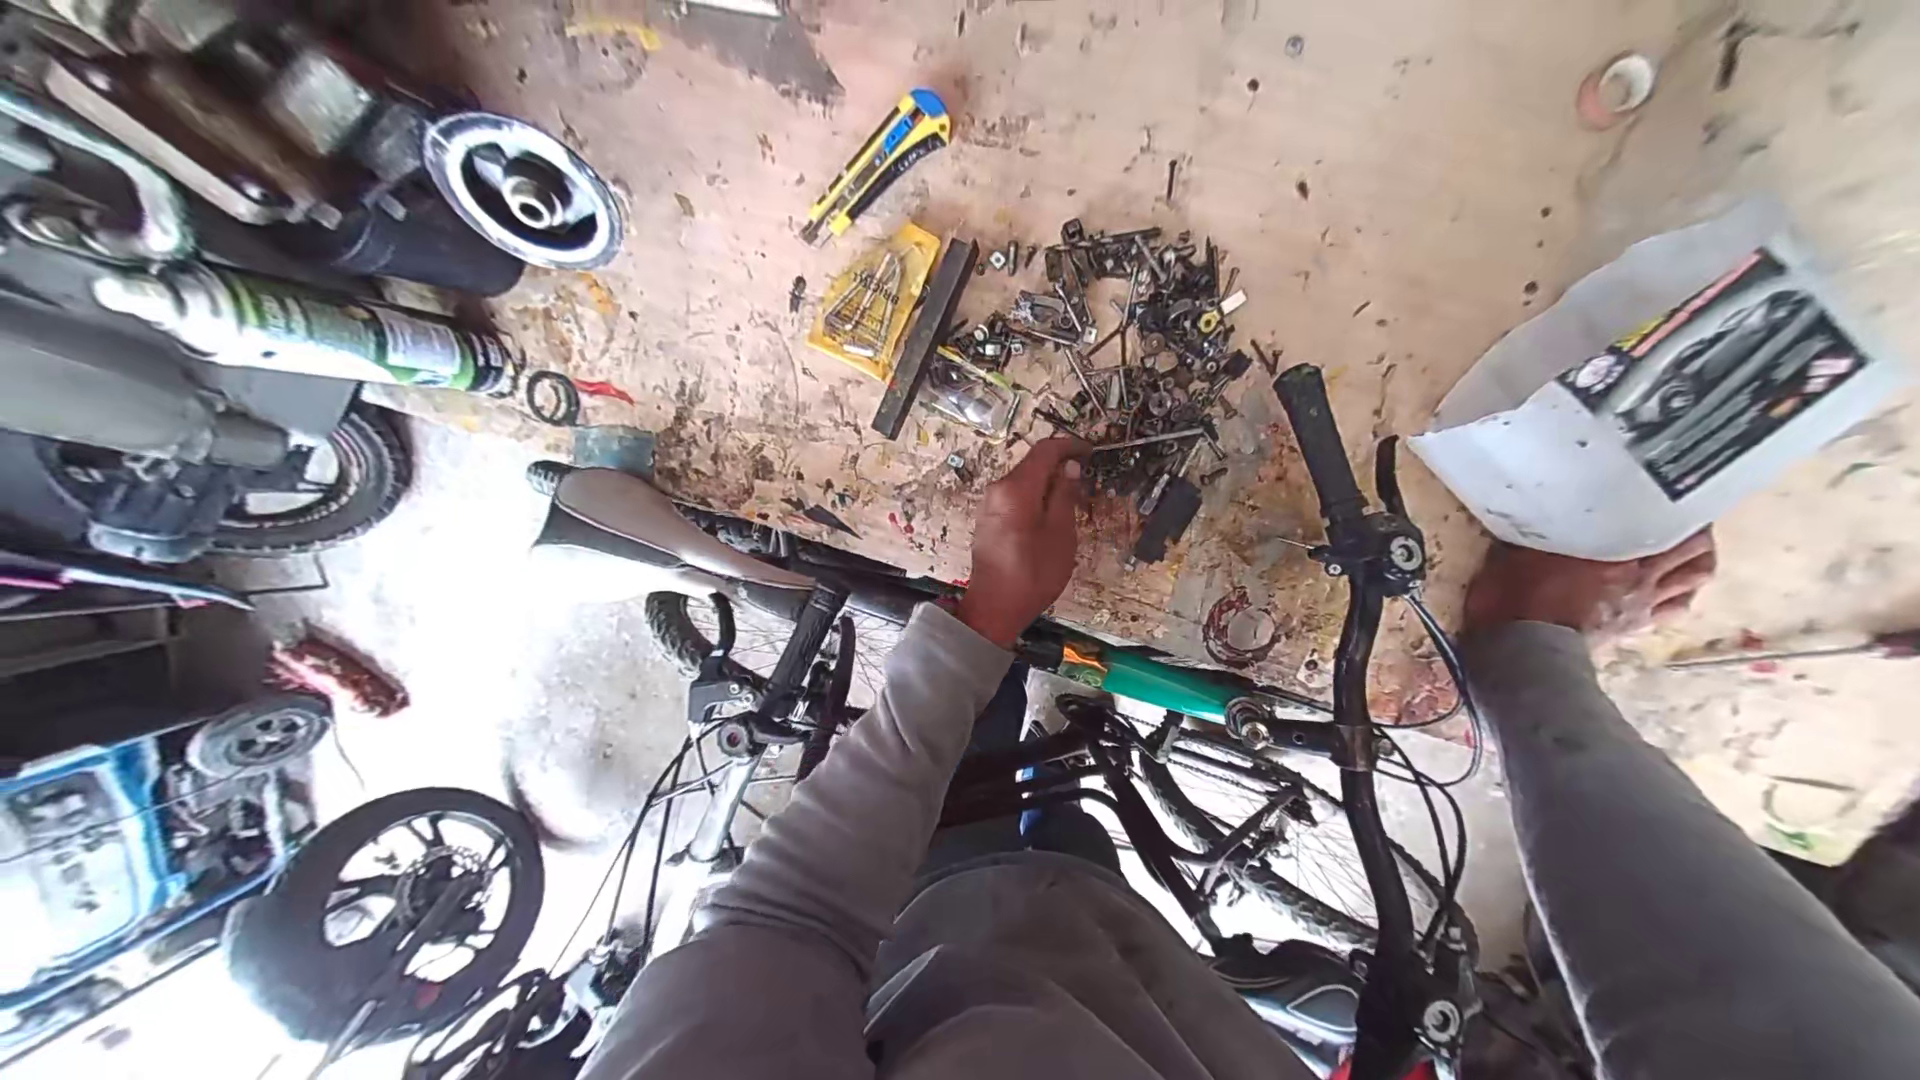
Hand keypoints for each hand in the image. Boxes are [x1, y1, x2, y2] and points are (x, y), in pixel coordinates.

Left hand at [954, 438, 1088, 646]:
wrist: (993, 607)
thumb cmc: (1031, 574)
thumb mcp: (1060, 534)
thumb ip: (1064, 496)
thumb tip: (1070, 468)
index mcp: (1016, 489)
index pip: (1044, 451)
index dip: (1070, 446)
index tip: (1090, 451)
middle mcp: (998, 490)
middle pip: (1031, 464)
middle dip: (1059, 465)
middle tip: (1085, 478)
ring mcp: (989, 505)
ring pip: (1023, 481)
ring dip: (1048, 483)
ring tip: (1072, 499)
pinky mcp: (988, 520)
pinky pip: (1015, 497)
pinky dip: (1035, 497)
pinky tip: (1050, 514)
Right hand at [1463, 529, 1716, 645]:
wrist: (1519, 647)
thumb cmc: (1513, 598)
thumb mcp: (1515, 557)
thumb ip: (1541, 539)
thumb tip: (1543, 518)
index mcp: (1617, 557)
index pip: (1673, 529)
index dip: (1683, 514)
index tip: (1675, 499)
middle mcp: (1642, 578)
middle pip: (1696, 554)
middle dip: (1697, 537)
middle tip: (1684, 524)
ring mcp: (1643, 605)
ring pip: (1693, 580)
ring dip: (1695, 564)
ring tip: (1684, 554)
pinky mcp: (1635, 626)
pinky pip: (1673, 608)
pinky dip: (1677, 595)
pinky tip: (1667, 590)